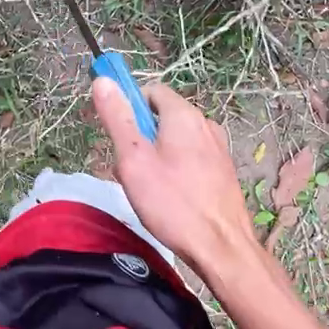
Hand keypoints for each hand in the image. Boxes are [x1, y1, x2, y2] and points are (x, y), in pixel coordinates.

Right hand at [91, 77, 257, 273]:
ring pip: (177, 140)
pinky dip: (176, 170)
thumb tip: (104, 81)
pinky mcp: (224, 171)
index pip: (151, 91)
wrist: (222, 247)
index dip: (129, 107)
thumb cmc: (173, 203)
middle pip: (163, 117)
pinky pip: (191, 159)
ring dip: (157, 156)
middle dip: (141, 137)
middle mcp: (205, 124)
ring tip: (148, 189)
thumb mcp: (134, 159)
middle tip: (130, 170)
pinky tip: (170, 199)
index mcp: (184, 115)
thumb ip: (118, 119)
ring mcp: (218, 148)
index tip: (118, 135)